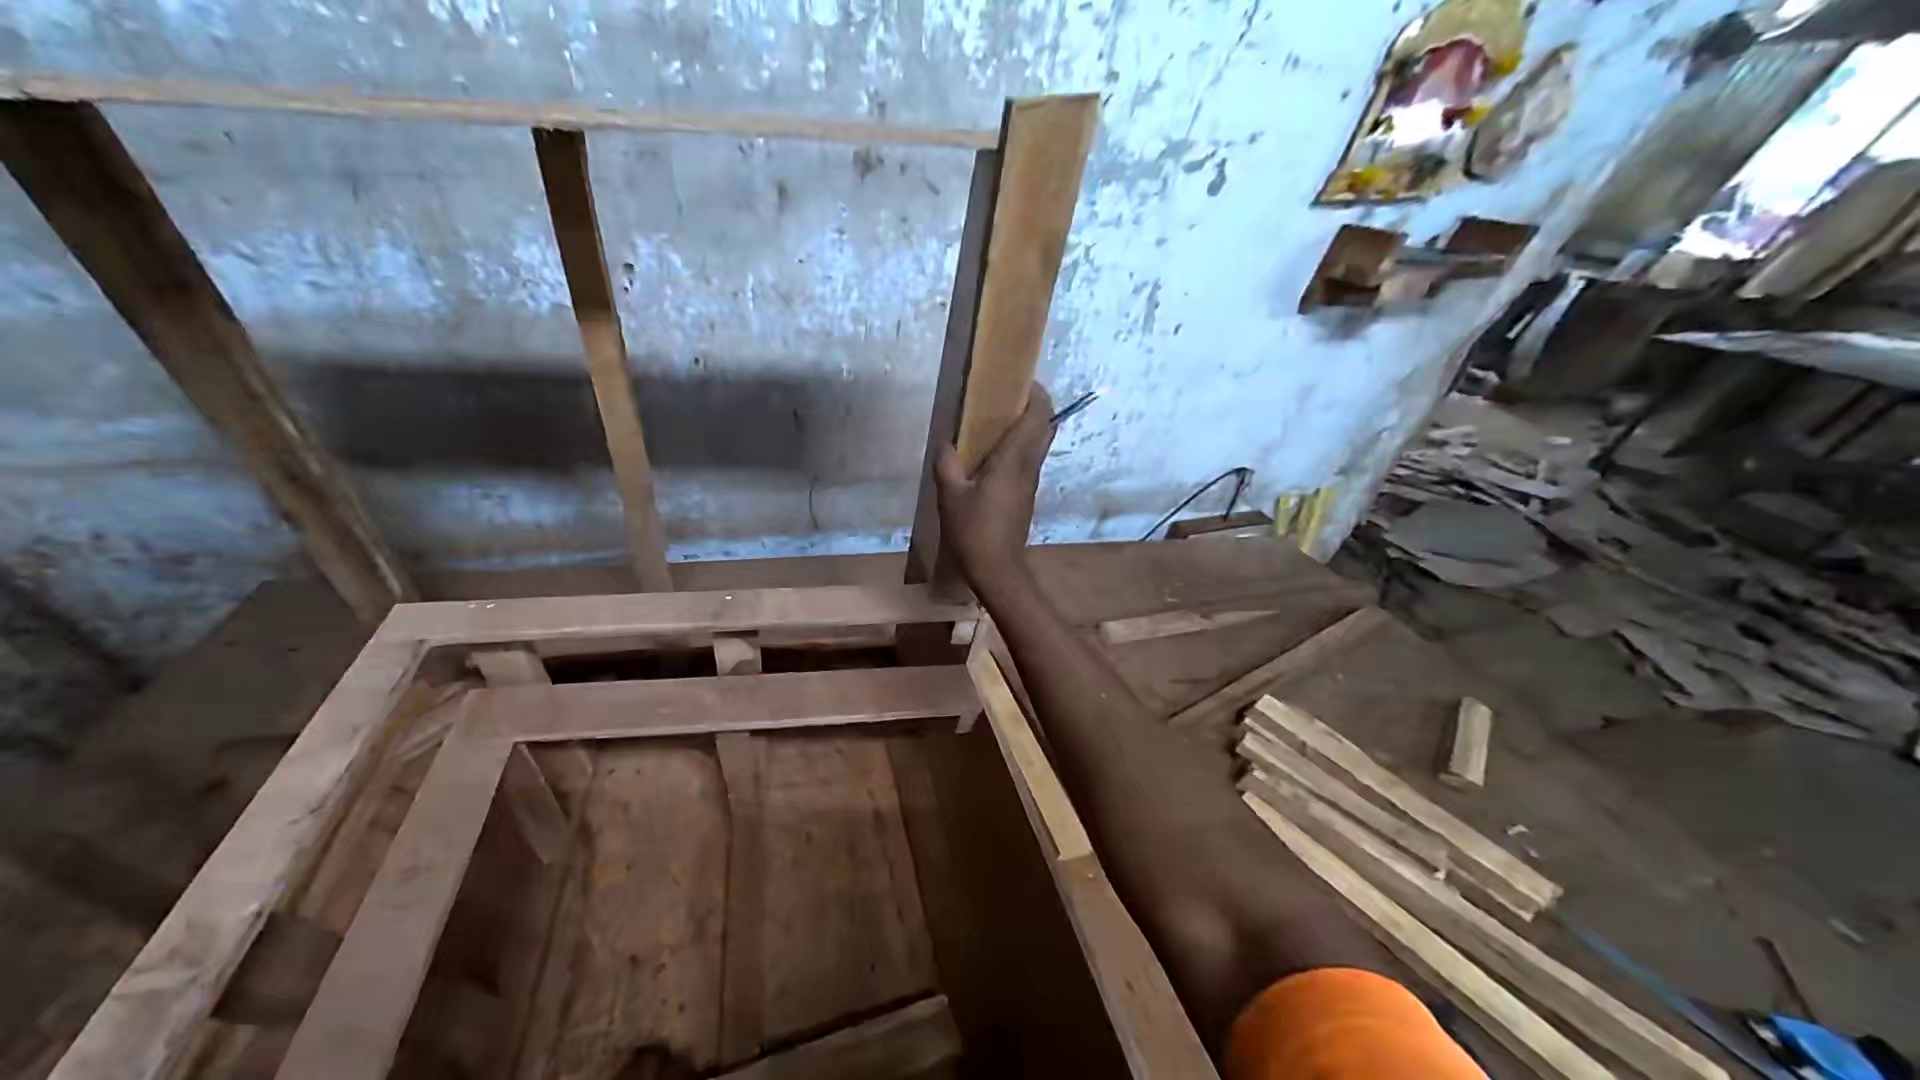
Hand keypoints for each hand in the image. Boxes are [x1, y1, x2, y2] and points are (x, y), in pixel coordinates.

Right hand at [934, 383, 1054, 588]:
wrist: (997, 569)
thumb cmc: (974, 531)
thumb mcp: (950, 496)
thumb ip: (947, 464)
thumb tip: (945, 442)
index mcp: (1014, 461)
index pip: (1038, 417)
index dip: (1037, 394)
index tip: (1022, 380)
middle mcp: (1029, 467)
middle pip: (1045, 427)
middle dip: (1035, 407)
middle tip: (1008, 397)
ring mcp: (1030, 483)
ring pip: (1038, 445)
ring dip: (1027, 427)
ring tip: (998, 421)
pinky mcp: (1026, 496)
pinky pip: (1028, 461)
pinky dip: (1019, 447)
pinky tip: (993, 454)